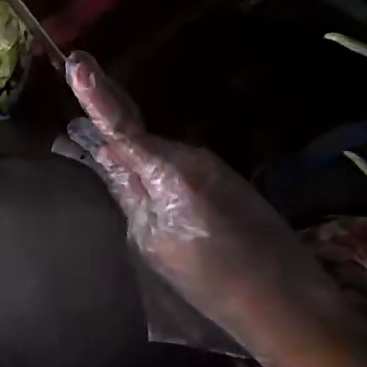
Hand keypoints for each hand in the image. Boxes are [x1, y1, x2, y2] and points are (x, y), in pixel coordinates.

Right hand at [65, 51, 341, 325]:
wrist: (289, 303)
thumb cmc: (214, 284)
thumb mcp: (154, 242)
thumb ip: (127, 192)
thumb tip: (105, 154)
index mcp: (170, 175)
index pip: (122, 128)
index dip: (96, 95)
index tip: (77, 63)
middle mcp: (191, 156)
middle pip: (136, 130)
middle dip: (105, 106)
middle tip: (79, 72)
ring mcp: (209, 163)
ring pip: (154, 147)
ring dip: (127, 144)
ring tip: (98, 144)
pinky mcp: (220, 174)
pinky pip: (172, 160)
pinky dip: (149, 161)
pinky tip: (138, 174)